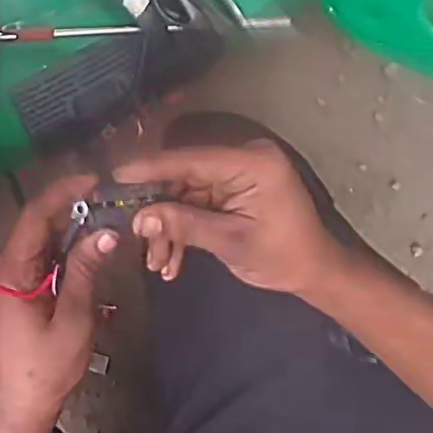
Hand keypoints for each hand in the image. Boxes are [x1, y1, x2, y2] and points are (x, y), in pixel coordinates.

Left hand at [0, 175, 119, 426]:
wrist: (18, 404)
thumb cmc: (43, 368)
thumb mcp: (73, 319)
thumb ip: (86, 271)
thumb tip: (105, 232)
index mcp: (10, 270)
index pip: (33, 217)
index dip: (62, 193)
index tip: (90, 180)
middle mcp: (3, 267)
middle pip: (36, 224)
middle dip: (70, 207)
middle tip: (105, 199)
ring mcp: (8, 277)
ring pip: (40, 239)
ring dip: (69, 228)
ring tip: (102, 219)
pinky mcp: (16, 288)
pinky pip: (40, 257)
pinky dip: (63, 249)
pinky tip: (87, 249)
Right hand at [114, 141, 387, 297]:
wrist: (316, 273)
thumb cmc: (284, 256)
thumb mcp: (232, 242)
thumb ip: (184, 225)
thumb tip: (140, 219)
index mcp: (251, 162)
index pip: (190, 159)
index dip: (150, 168)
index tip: (116, 175)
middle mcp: (240, 158)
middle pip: (182, 176)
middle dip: (158, 210)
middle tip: (135, 235)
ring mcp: (234, 174)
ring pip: (182, 193)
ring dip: (167, 227)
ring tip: (156, 263)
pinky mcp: (228, 189)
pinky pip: (193, 203)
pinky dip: (180, 228)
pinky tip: (170, 260)